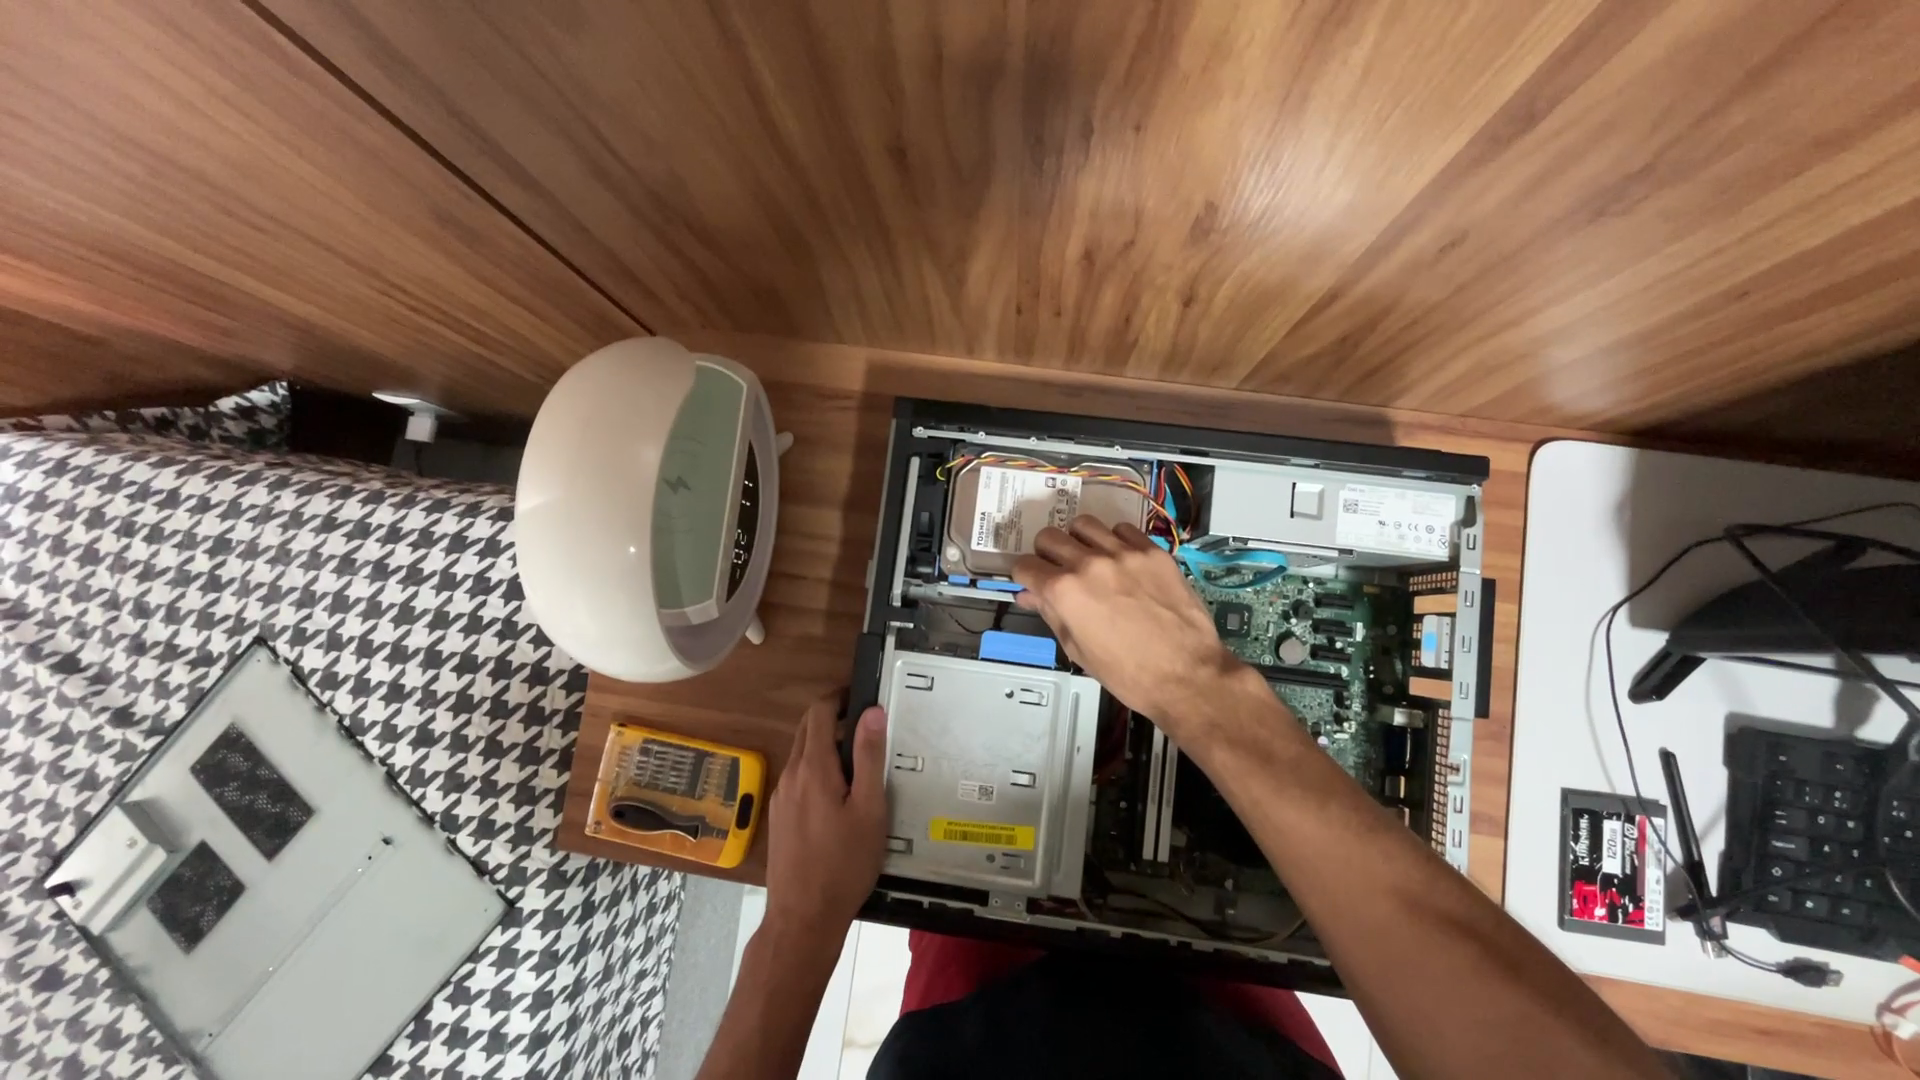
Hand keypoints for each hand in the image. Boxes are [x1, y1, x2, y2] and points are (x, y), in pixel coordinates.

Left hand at [763, 690, 888, 933]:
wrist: (802, 918)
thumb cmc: (844, 864)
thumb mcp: (869, 809)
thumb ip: (869, 757)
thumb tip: (872, 712)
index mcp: (813, 769)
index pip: (819, 713)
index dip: (839, 698)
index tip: (862, 697)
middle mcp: (790, 776)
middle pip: (807, 730)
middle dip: (833, 718)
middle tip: (867, 726)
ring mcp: (780, 797)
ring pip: (801, 754)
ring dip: (825, 745)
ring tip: (859, 762)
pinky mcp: (779, 817)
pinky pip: (797, 778)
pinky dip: (816, 769)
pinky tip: (838, 794)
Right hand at [1013, 517, 1247, 742]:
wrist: (1186, 674)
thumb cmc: (1127, 674)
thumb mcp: (1077, 650)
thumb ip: (1051, 614)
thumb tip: (1029, 596)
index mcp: (1064, 591)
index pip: (1025, 566)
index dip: (1025, 577)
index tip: (1033, 583)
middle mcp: (1088, 563)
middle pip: (1049, 537)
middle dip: (1046, 554)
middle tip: (1058, 571)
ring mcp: (1123, 553)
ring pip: (1084, 524)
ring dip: (1078, 540)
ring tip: (1089, 559)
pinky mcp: (1153, 552)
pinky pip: (1123, 529)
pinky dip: (1114, 540)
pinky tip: (1121, 560)